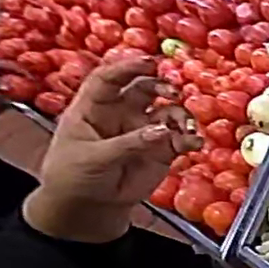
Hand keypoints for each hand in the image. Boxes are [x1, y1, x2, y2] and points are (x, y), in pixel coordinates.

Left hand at [23, 57, 198, 242]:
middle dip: (161, 86)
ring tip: (186, 128)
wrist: (90, 205)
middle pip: (145, 90)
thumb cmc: (75, 175)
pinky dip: (191, 139)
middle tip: (174, 91)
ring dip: (181, 115)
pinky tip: (194, 143)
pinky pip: (182, 139)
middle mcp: (122, 115)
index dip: (127, 68)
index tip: (150, 62)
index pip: (109, 80)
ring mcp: (144, 132)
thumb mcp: (93, 158)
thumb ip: (129, 143)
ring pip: (168, 112)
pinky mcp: (162, 151)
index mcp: (93, 109)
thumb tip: (163, 131)